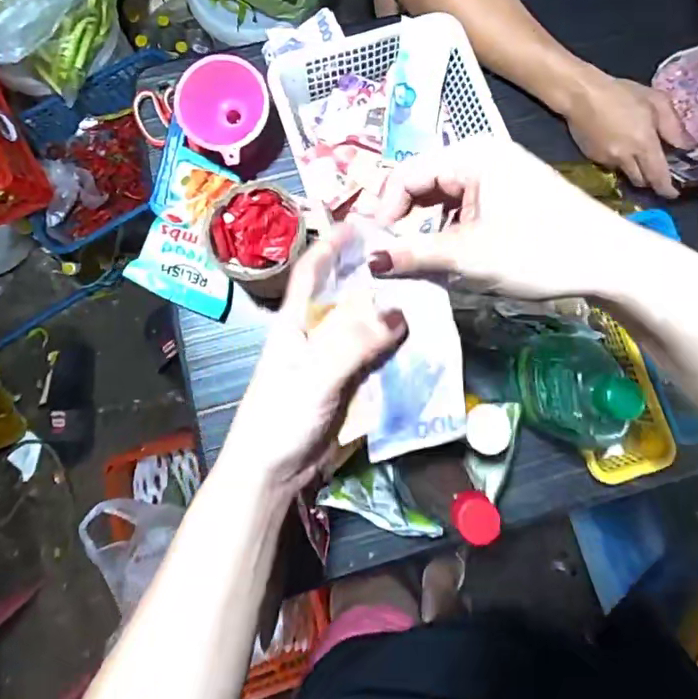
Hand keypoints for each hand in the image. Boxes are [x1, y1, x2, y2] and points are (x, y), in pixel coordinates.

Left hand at [215, 231, 407, 494]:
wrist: (272, 474)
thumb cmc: (280, 419)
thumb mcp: (314, 375)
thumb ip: (353, 342)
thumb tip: (399, 310)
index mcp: (294, 323)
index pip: (311, 272)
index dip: (331, 245)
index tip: (360, 224)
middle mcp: (313, 335)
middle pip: (344, 295)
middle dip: (371, 275)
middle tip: (410, 259)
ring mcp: (330, 361)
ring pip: (363, 326)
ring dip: (388, 311)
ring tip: (424, 294)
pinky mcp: (346, 386)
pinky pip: (374, 357)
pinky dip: (394, 346)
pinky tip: (419, 340)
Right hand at [368, 139, 661, 300]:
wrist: (613, 262)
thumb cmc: (541, 251)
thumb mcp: (470, 256)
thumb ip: (414, 255)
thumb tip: (368, 263)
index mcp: (471, 154)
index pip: (405, 175)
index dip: (383, 211)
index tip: (373, 249)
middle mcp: (481, 154)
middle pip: (421, 184)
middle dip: (402, 221)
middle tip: (389, 258)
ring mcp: (496, 172)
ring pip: (440, 198)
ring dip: (424, 229)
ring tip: (415, 260)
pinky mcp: (507, 193)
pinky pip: (461, 206)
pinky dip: (447, 230)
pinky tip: (446, 255)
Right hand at [562, 73, 691, 198]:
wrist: (581, 94)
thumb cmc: (620, 93)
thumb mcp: (655, 101)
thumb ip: (672, 126)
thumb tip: (683, 146)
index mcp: (644, 144)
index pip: (658, 176)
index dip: (667, 188)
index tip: (673, 193)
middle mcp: (625, 157)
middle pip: (640, 180)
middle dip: (650, 180)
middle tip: (656, 171)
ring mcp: (606, 159)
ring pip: (625, 172)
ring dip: (633, 168)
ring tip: (634, 153)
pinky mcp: (592, 157)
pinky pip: (610, 164)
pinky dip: (617, 159)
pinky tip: (616, 143)